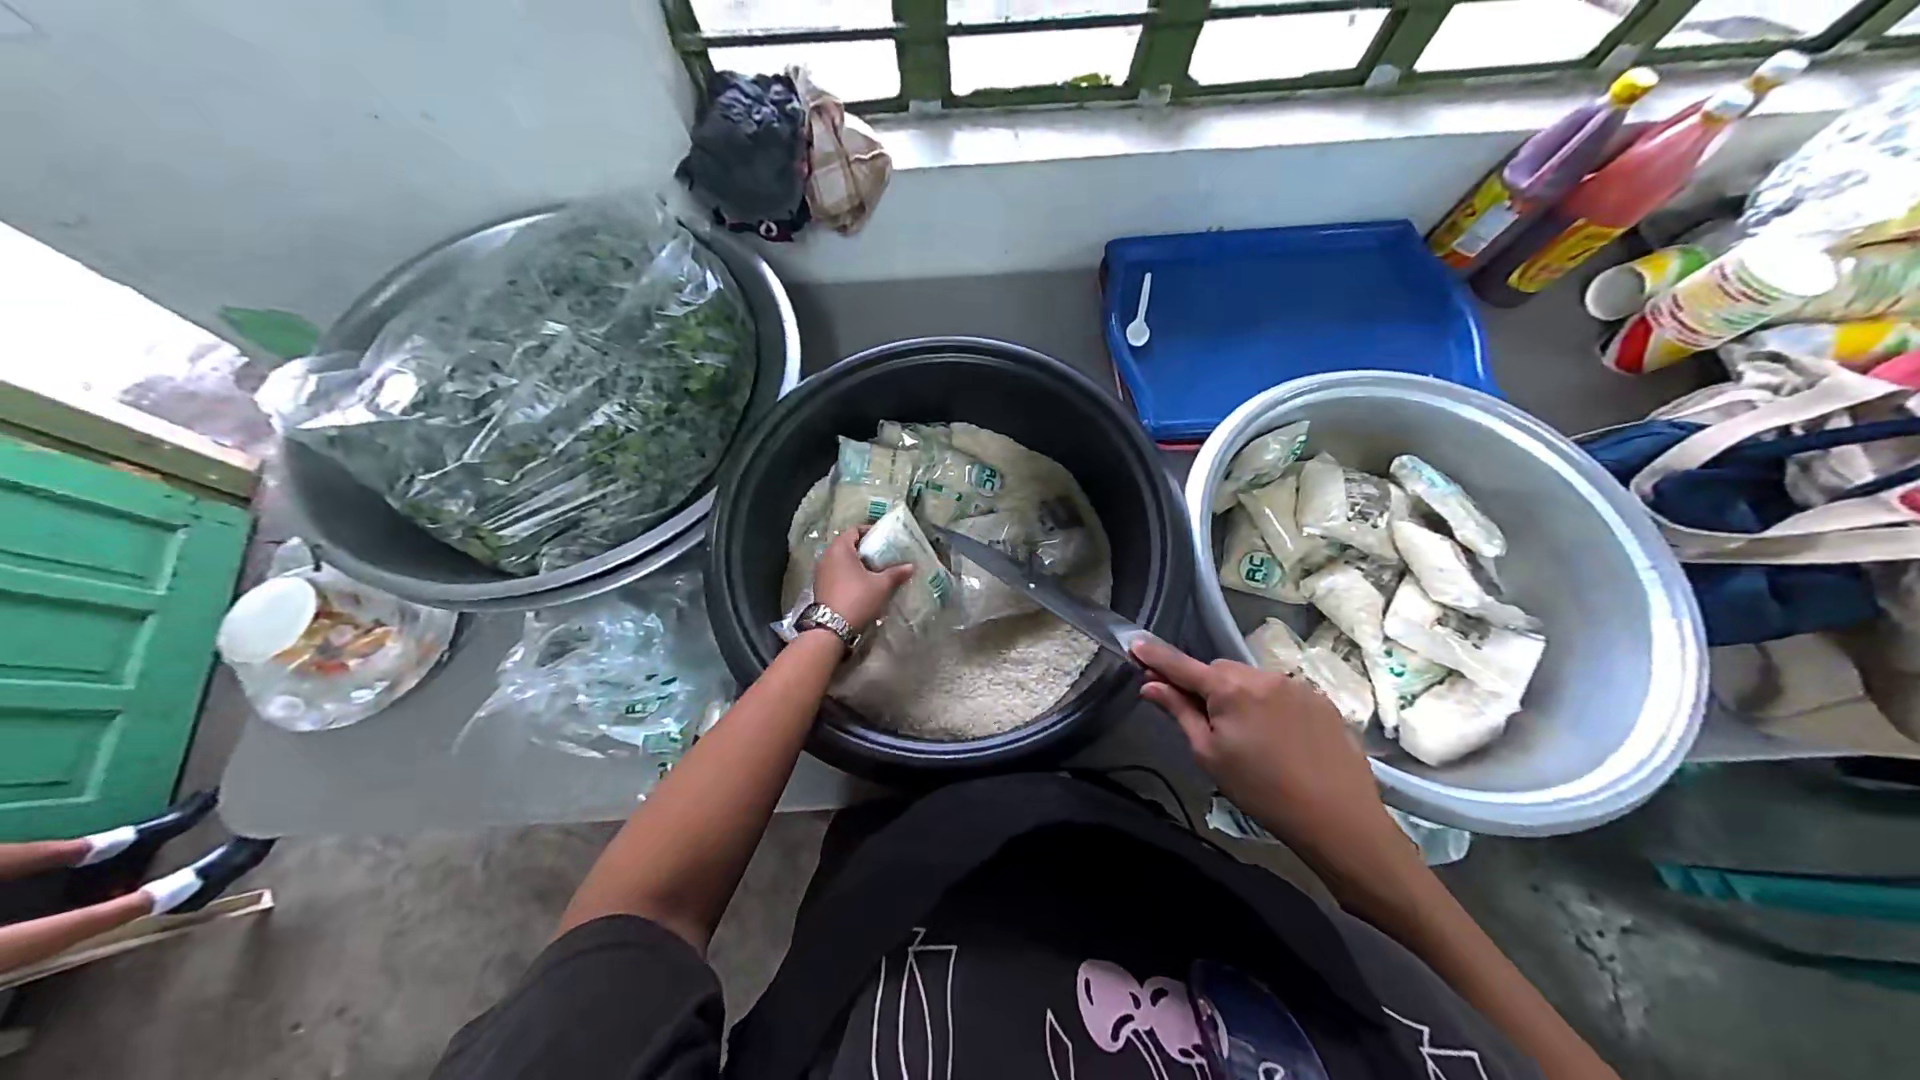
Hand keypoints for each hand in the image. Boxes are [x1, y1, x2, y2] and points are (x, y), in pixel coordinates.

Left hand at [812, 527, 914, 631]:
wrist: (832, 628)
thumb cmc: (857, 599)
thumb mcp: (881, 585)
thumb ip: (896, 573)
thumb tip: (911, 566)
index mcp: (839, 549)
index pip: (854, 530)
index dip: (869, 531)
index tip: (883, 538)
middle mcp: (826, 556)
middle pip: (846, 545)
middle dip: (864, 549)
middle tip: (881, 555)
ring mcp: (821, 572)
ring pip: (840, 560)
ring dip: (856, 563)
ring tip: (873, 570)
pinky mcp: (820, 586)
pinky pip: (835, 573)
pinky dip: (847, 574)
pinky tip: (860, 585)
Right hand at [1131, 638, 1415, 879]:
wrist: (1336, 817)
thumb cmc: (1260, 790)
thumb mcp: (1209, 755)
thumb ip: (1179, 712)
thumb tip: (1151, 685)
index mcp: (1229, 688)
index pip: (1182, 665)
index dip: (1156, 656)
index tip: (1135, 644)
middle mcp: (1262, 675)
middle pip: (1219, 670)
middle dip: (1207, 687)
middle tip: (1208, 723)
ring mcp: (1296, 685)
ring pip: (1251, 680)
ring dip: (1240, 696)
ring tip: (1251, 737)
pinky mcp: (1321, 700)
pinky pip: (1281, 692)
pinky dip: (1270, 705)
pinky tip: (1280, 739)